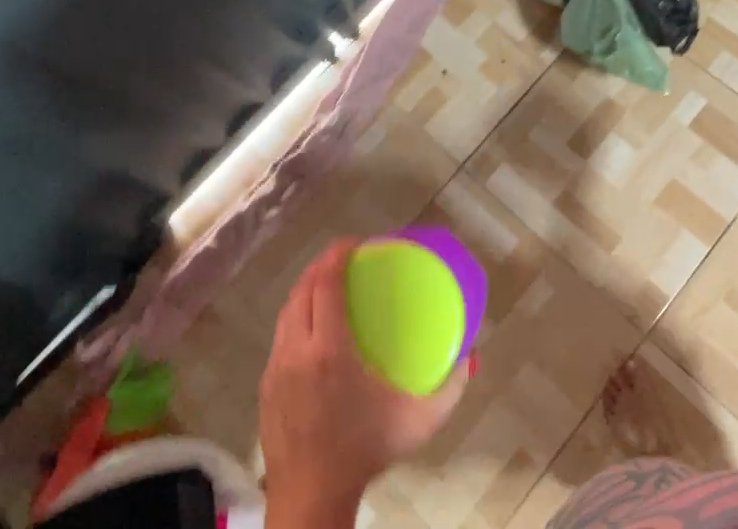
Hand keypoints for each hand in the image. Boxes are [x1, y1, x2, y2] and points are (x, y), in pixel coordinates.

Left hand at [260, 239, 468, 528]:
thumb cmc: (367, 450)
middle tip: (346, 255)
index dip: (336, 255)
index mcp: (329, 349)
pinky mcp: (266, 386)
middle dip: (321, 264)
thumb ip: (451, 385)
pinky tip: (314, 326)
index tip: (355, 241)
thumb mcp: (420, 419)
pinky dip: (297, 316)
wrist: (311, 496)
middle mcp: (296, 350)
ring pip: (286, 311)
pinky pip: (280, 336)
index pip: (325, 284)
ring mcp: (276, 367)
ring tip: (329, 283)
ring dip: (306, 288)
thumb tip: (472, 355)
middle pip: (302, 289)